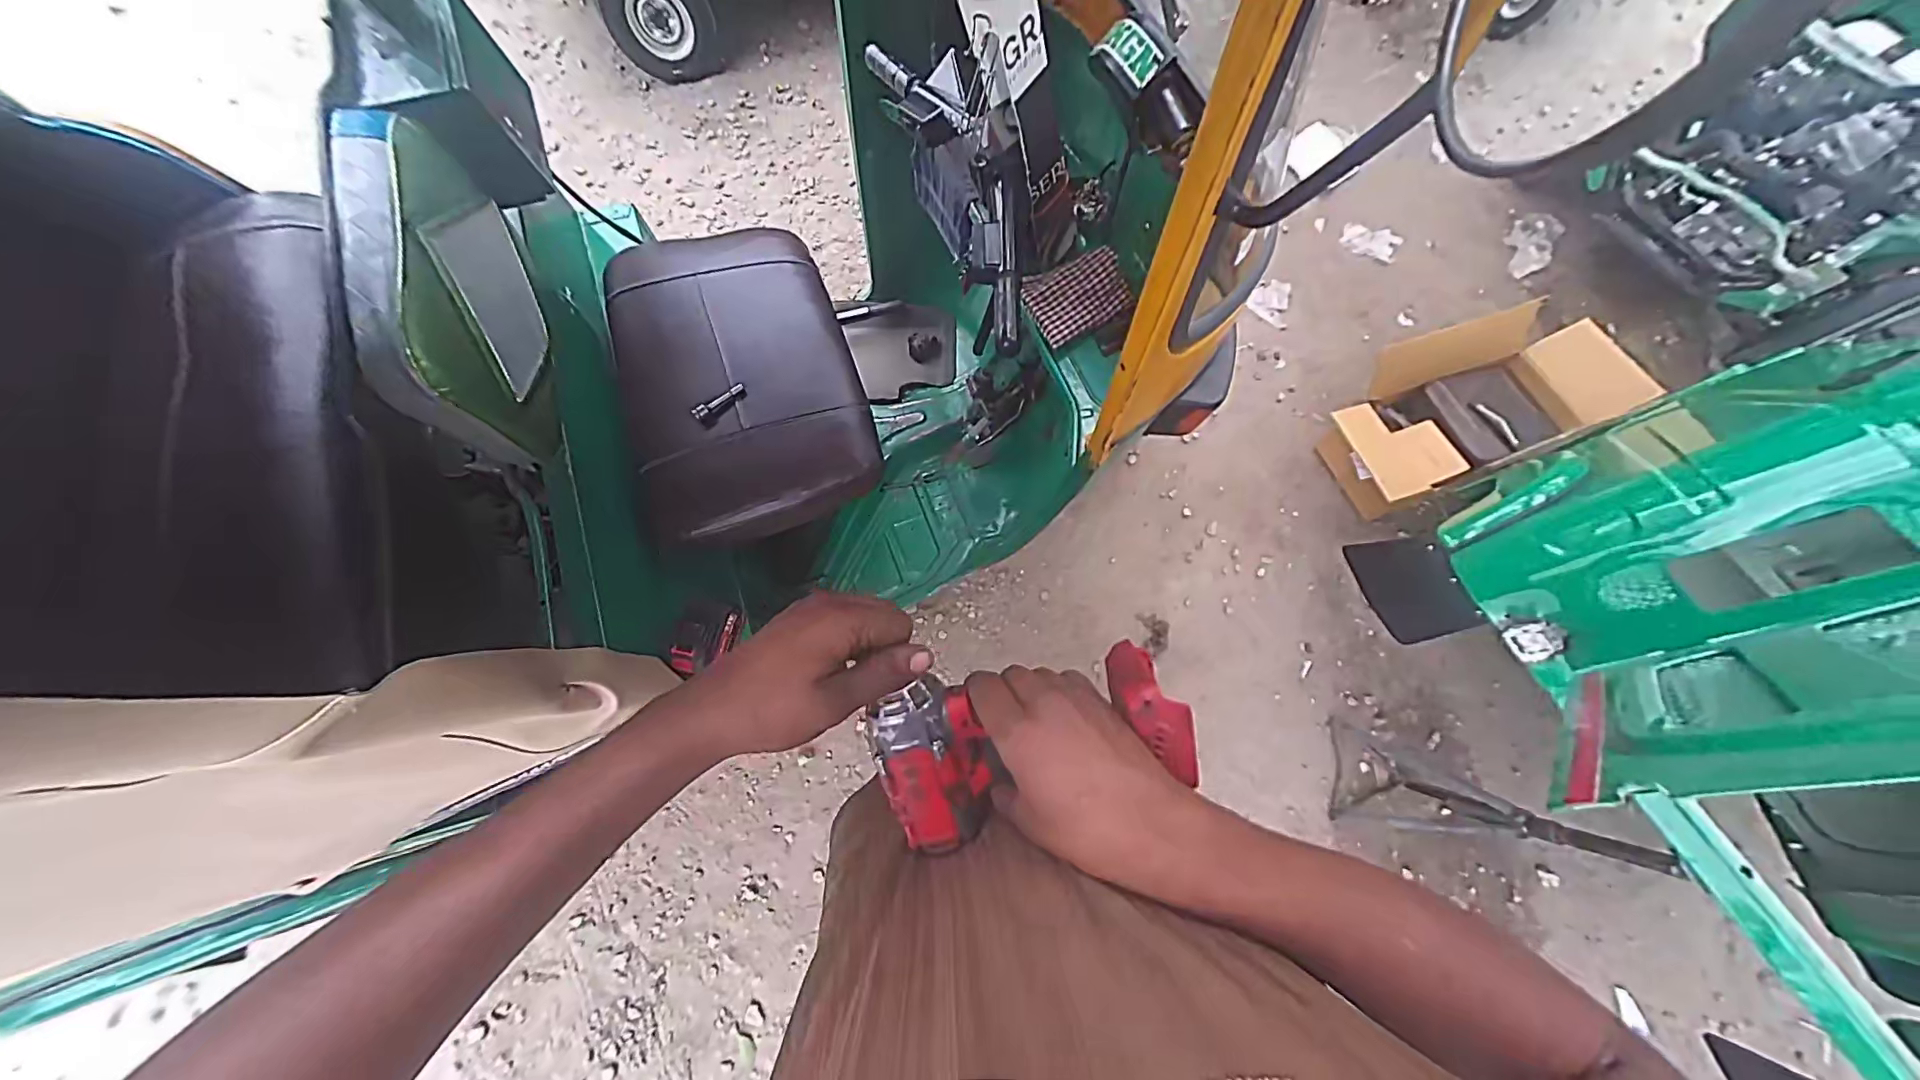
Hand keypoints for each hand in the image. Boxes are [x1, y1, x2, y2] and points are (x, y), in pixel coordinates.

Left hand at [665, 592, 929, 758]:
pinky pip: (842, 620)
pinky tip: (825, 673)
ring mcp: (810, 607)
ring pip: (865, 618)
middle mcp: (828, 602)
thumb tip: (925, 655)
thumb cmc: (771, 712)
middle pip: (886, 615)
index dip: (897, 657)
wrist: (711, 711)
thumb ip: (883, 675)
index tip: (875, 686)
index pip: (901, 624)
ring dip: (866, 648)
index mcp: (840, 618)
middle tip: (859, 688)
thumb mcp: (834, 701)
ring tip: (841, 684)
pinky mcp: (798, 617)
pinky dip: (847, 643)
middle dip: (885, 649)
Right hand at [963, 666, 1230, 903]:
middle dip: (999, 693)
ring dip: (1029, 690)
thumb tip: (1000, 783)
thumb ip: (1003, 792)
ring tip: (1032, 723)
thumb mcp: (1030, 821)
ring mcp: (1078, 698)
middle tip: (999, 723)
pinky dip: (1058, 692)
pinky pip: (1068, 681)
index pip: (981, 686)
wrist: (1153, 825)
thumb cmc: (1091, 830)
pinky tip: (1064, 722)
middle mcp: (1046, 703)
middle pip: (1009, 674)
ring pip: (1040, 673)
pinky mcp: (1104, 702)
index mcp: (1018, 730)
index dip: (971, 698)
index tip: (971, 717)